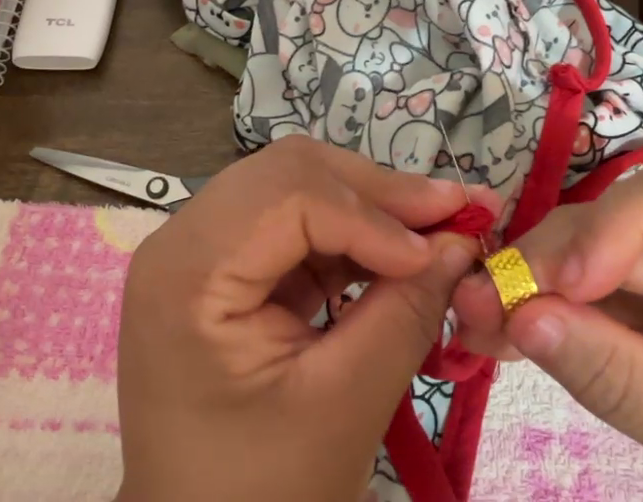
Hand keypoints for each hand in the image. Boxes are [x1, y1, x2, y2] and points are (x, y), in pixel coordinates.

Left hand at [116, 137, 490, 501]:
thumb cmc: (261, 488)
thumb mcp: (344, 405)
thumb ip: (404, 313)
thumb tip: (461, 243)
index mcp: (187, 272)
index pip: (290, 196)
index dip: (374, 214)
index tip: (443, 250)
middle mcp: (181, 240)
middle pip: (290, 172)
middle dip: (379, 191)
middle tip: (458, 211)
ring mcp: (197, 249)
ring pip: (295, 186)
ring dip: (370, 205)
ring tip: (439, 226)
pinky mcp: (221, 267)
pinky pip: (292, 223)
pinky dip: (350, 234)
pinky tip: (397, 253)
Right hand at [452, 156, 642, 501]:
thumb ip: (621, 379)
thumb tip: (523, 317)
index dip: (617, 225)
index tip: (563, 286)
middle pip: (624, 218)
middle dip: (552, 258)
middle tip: (482, 304)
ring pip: (591, 246)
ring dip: (531, 281)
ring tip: (475, 321)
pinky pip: (582, 287)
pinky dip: (537, 308)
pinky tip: (494, 333)